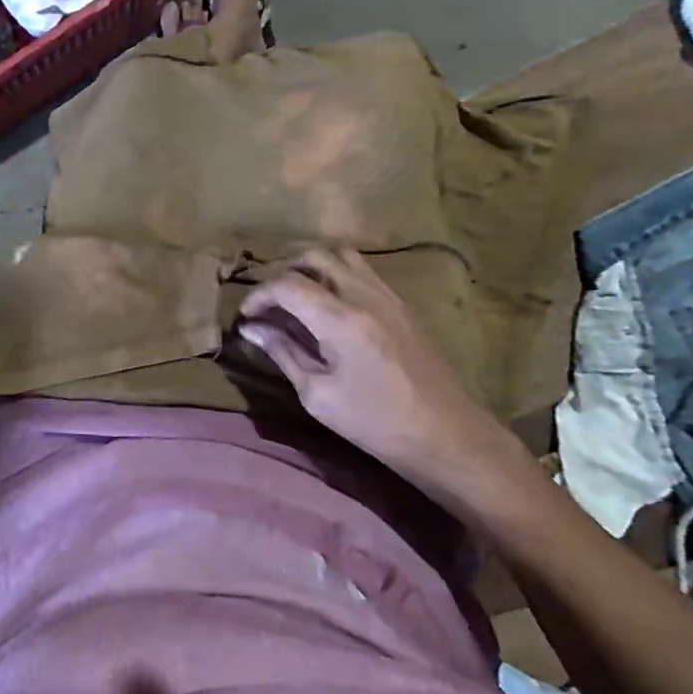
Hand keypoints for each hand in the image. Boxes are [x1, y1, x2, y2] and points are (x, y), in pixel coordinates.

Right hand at [238, 250, 532, 505]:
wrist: (446, 436)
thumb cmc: (374, 423)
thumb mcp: (318, 395)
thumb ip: (283, 353)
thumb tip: (251, 329)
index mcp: (340, 320)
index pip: (287, 285)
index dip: (258, 295)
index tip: (246, 316)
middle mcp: (365, 297)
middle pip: (315, 257)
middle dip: (283, 273)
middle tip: (270, 303)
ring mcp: (388, 297)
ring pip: (342, 257)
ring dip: (312, 269)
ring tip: (298, 297)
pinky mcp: (402, 306)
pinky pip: (363, 272)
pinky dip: (337, 277)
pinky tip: (329, 306)